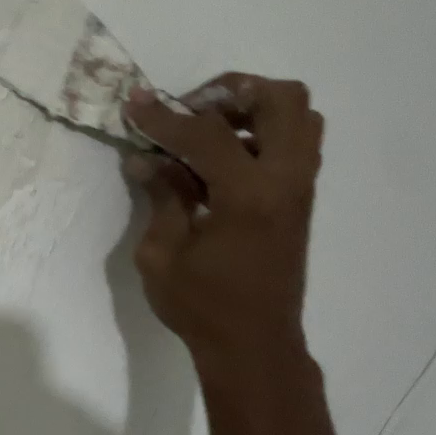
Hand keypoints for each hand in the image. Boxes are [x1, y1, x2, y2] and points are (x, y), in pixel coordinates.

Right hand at [122, 74, 325, 387]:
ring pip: (298, 115)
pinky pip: (295, 142)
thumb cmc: (200, 305)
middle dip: (229, 94)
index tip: (135, 103)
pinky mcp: (299, 197)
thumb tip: (145, 159)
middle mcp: (285, 178)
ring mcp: (300, 186)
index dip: (166, 117)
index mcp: (248, 194)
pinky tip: (222, 158)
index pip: (207, 135)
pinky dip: (262, 133)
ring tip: (207, 131)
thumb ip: (160, 198)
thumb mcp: (162, 255)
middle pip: (279, 99)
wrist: (251, 340)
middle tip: (187, 113)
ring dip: (253, 109)